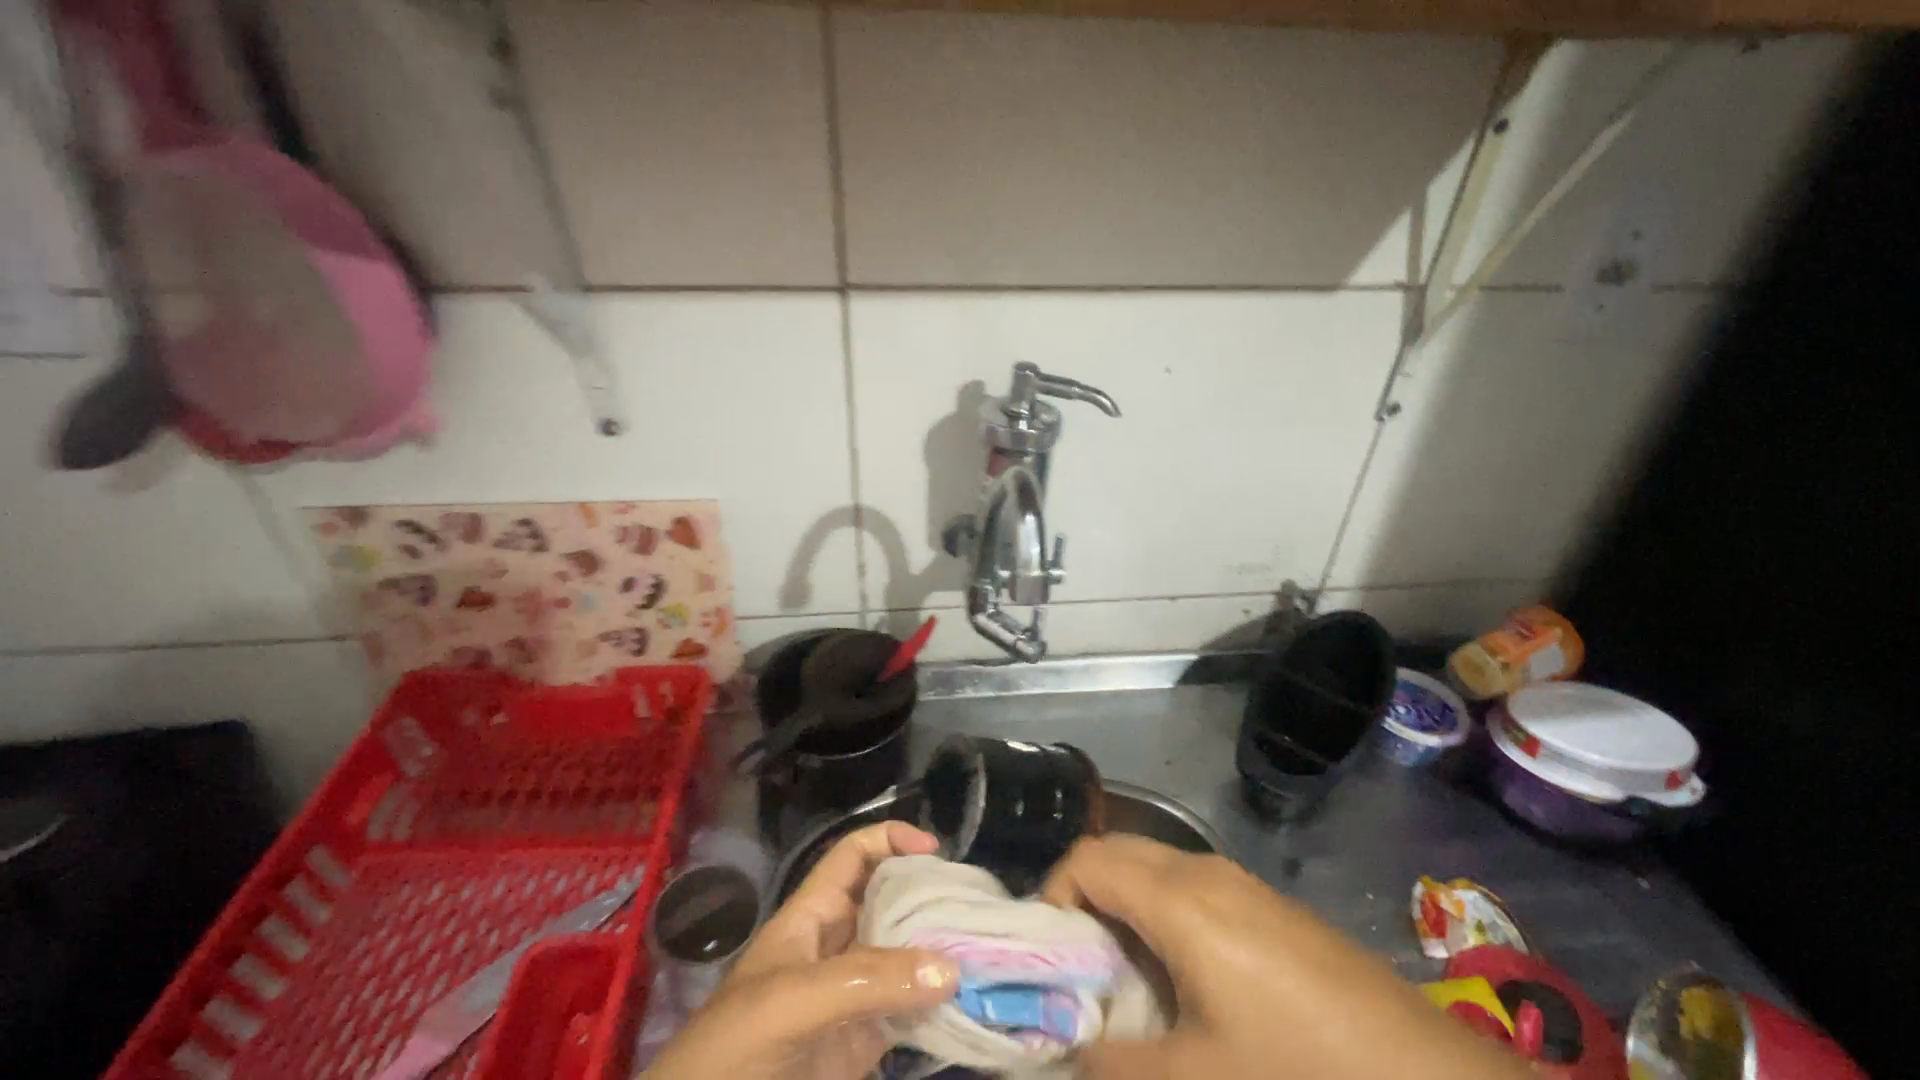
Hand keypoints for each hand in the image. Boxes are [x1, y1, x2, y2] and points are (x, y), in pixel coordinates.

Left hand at [644, 822, 959, 1079]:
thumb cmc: (736, 1045)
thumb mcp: (792, 1000)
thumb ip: (867, 980)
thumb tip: (950, 968)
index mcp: (812, 916)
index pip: (853, 857)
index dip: (890, 840)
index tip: (936, 851)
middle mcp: (839, 947)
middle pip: (892, 904)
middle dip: (933, 899)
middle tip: (980, 910)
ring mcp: (855, 996)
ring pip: (909, 959)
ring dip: (946, 955)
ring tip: (993, 953)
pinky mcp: (867, 1043)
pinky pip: (914, 1014)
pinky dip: (945, 1008)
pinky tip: (978, 1006)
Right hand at [1041, 836, 1534, 1079]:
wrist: (1426, 1078)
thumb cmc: (1298, 1071)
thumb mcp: (1194, 1078)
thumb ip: (1111, 1062)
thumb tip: (1066, 1046)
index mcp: (1180, 900)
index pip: (1087, 860)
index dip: (1051, 896)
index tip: (1046, 956)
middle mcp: (1207, 873)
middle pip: (1118, 855)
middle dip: (1083, 900)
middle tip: (1075, 969)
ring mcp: (1245, 885)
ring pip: (1157, 870)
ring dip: (1124, 910)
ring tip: (1124, 982)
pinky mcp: (1273, 907)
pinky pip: (1194, 889)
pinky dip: (1164, 917)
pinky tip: (1184, 983)